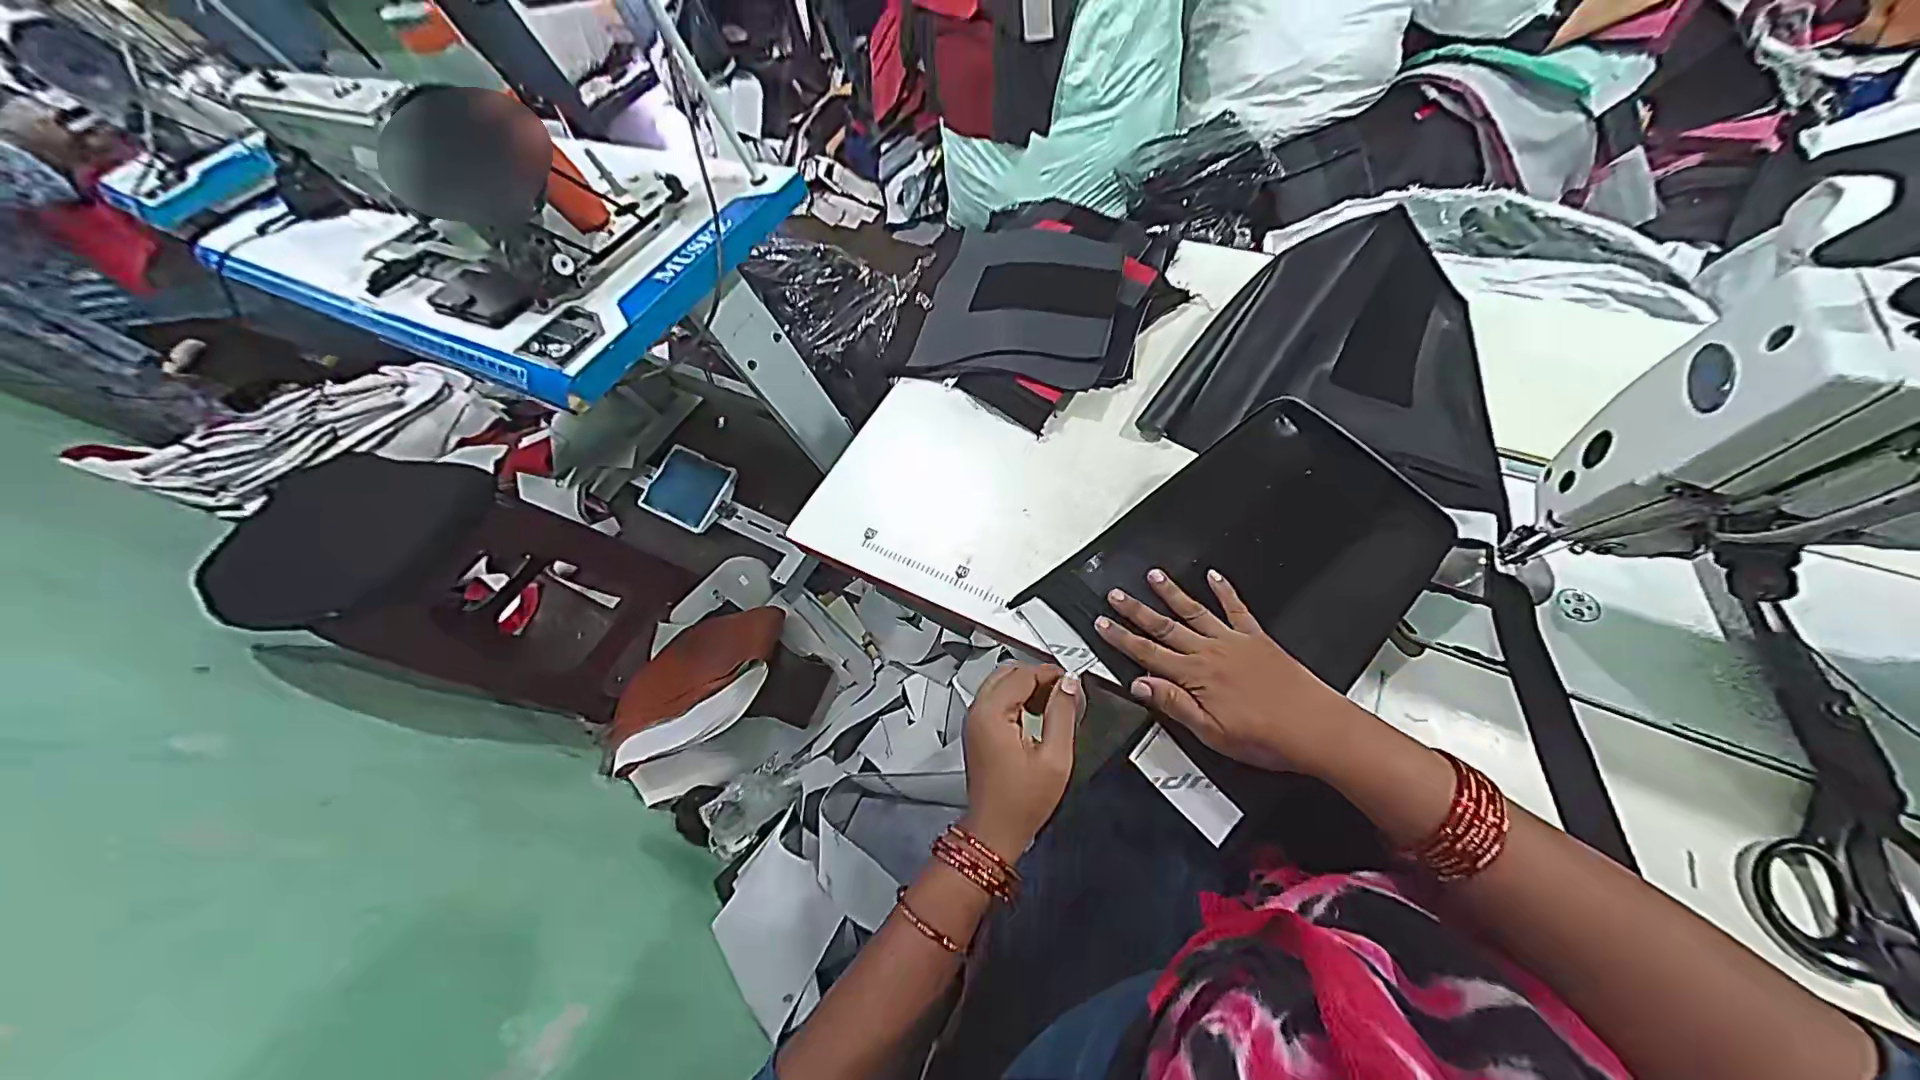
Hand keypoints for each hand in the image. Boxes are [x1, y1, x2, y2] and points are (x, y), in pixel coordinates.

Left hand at [960, 662, 1080, 859]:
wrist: (996, 829)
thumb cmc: (1020, 802)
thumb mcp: (1055, 757)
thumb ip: (1063, 714)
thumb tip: (1069, 685)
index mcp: (992, 714)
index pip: (1024, 674)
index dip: (1052, 674)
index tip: (1071, 681)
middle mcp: (978, 713)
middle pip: (1009, 672)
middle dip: (1038, 677)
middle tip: (1064, 691)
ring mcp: (975, 721)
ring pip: (1001, 684)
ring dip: (1028, 687)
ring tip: (1054, 704)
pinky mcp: (978, 731)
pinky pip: (997, 700)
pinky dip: (1018, 700)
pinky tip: (1037, 716)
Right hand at [1094, 568, 1356, 774]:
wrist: (1315, 728)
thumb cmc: (1266, 736)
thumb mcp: (1210, 732)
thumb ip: (1173, 704)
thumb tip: (1141, 686)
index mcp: (1195, 677)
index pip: (1147, 652)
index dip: (1121, 637)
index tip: (1103, 623)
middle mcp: (1211, 653)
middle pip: (1164, 626)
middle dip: (1135, 610)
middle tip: (1116, 594)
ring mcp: (1234, 642)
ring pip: (1194, 611)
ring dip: (1172, 593)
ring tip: (1154, 576)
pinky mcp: (1257, 639)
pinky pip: (1237, 609)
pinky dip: (1225, 591)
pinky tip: (1214, 577)